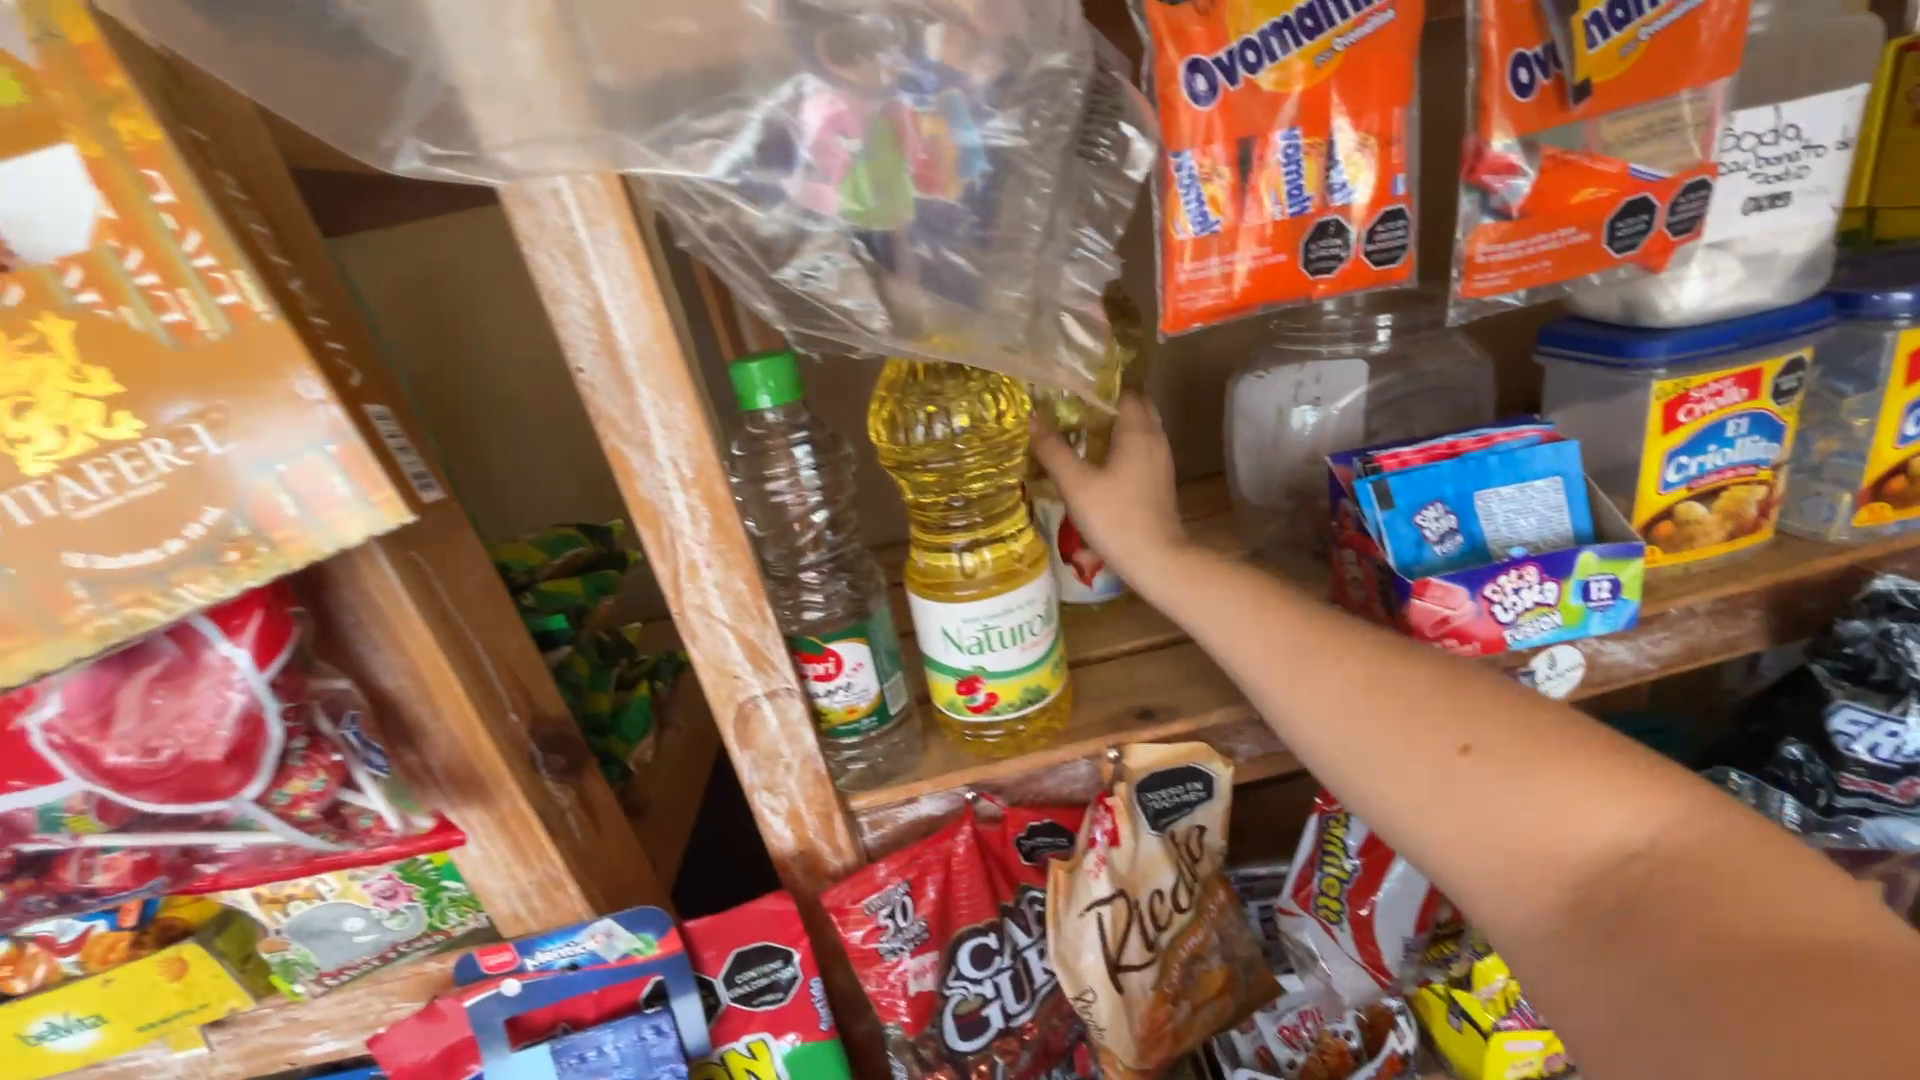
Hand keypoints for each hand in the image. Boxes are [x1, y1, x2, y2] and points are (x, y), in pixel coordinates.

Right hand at [1030, 393, 1188, 589]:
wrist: (1156, 560)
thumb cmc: (1115, 518)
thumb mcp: (1076, 484)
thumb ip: (1053, 449)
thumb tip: (1032, 418)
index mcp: (1138, 432)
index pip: (1125, 392)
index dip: (1100, 389)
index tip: (1072, 392)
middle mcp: (1155, 440)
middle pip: (1137, 409)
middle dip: (1109, 406)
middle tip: (1076, 412)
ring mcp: (1161, 463)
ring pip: (1141, 432)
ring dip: (1116, 429)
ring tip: (1082, 435)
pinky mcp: (1160, 484)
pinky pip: (1141, 453)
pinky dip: (1123, 449)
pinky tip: (1099, 466)